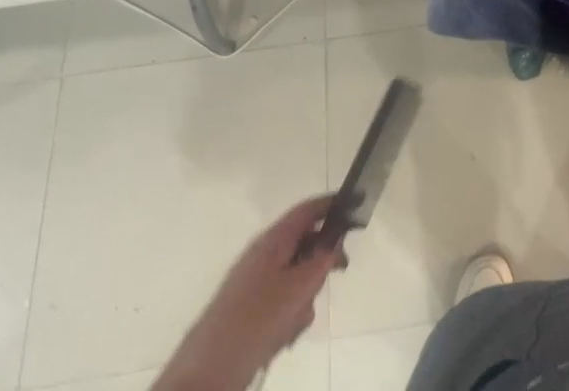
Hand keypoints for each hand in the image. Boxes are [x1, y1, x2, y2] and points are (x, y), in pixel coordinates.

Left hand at [155, 196, 345, 390]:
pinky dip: (291, 314)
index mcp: (272, 242)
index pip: (306, 211)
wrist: (213, 364)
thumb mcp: (300, 286)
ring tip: (296, 318)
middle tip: (341, 269)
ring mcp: (257, 281)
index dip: (331, 204)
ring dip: (305, 295)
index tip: (356, 206)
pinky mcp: (254, 306)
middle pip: (304, 244)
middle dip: (321, 261)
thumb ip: (322, 260)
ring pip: (297, 276)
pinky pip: (285, 300)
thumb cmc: (258, 317)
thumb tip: (335, 242)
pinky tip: (284, 334)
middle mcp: (264, 256)